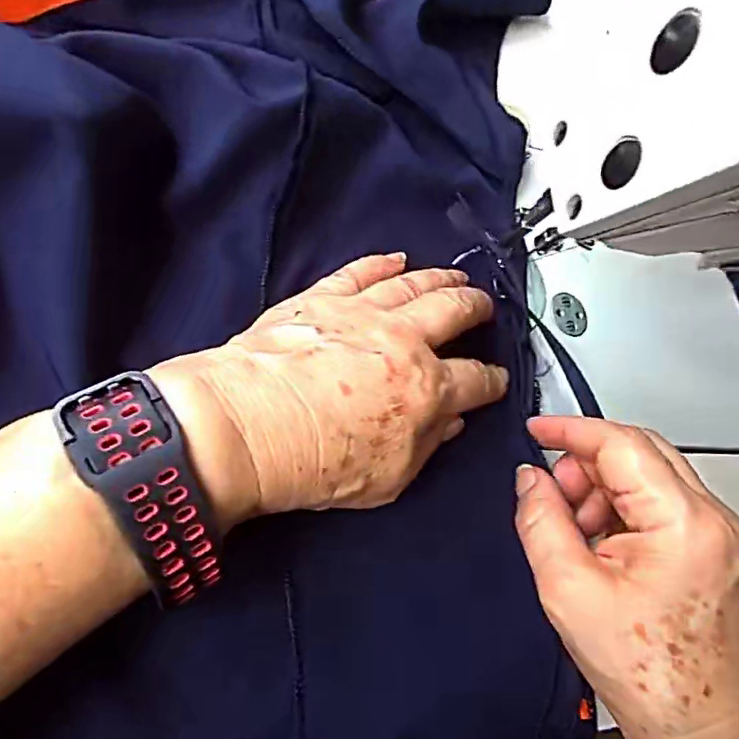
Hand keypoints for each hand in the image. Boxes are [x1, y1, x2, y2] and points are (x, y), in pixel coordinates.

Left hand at [153, 253, 509, 523]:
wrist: (246, 428)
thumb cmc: (308, 461)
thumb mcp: (386, 478)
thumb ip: (424, 447)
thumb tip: (445, 425)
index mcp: (426, 390)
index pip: (476, 380)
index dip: (491, 380)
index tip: (493, 380)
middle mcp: (402, 342)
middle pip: (454, 312)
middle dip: (474, 309)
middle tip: (482, 307)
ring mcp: (359, 315)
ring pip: (413, 284)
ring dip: (438, 278)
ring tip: (452, 275)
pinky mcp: (319, 301)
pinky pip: (359, 272)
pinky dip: (380, 263)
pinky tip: (393, 260)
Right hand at [513, 416, 738, 738]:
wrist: (702, 729)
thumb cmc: (648, 672)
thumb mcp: (566, 587)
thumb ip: (540, 520)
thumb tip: (529, 479)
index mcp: (686, 524)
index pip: (622, 444)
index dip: (570, 430)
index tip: (535, 430)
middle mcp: (718, 523)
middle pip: (643, 455)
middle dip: (585, 464)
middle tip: (546, 492)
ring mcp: (726, 540)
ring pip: (653, 482)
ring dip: (602, 491)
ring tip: (571, 534)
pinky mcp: (721, 556)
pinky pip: (664, 511)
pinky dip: (623, 514)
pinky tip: (598, 549)